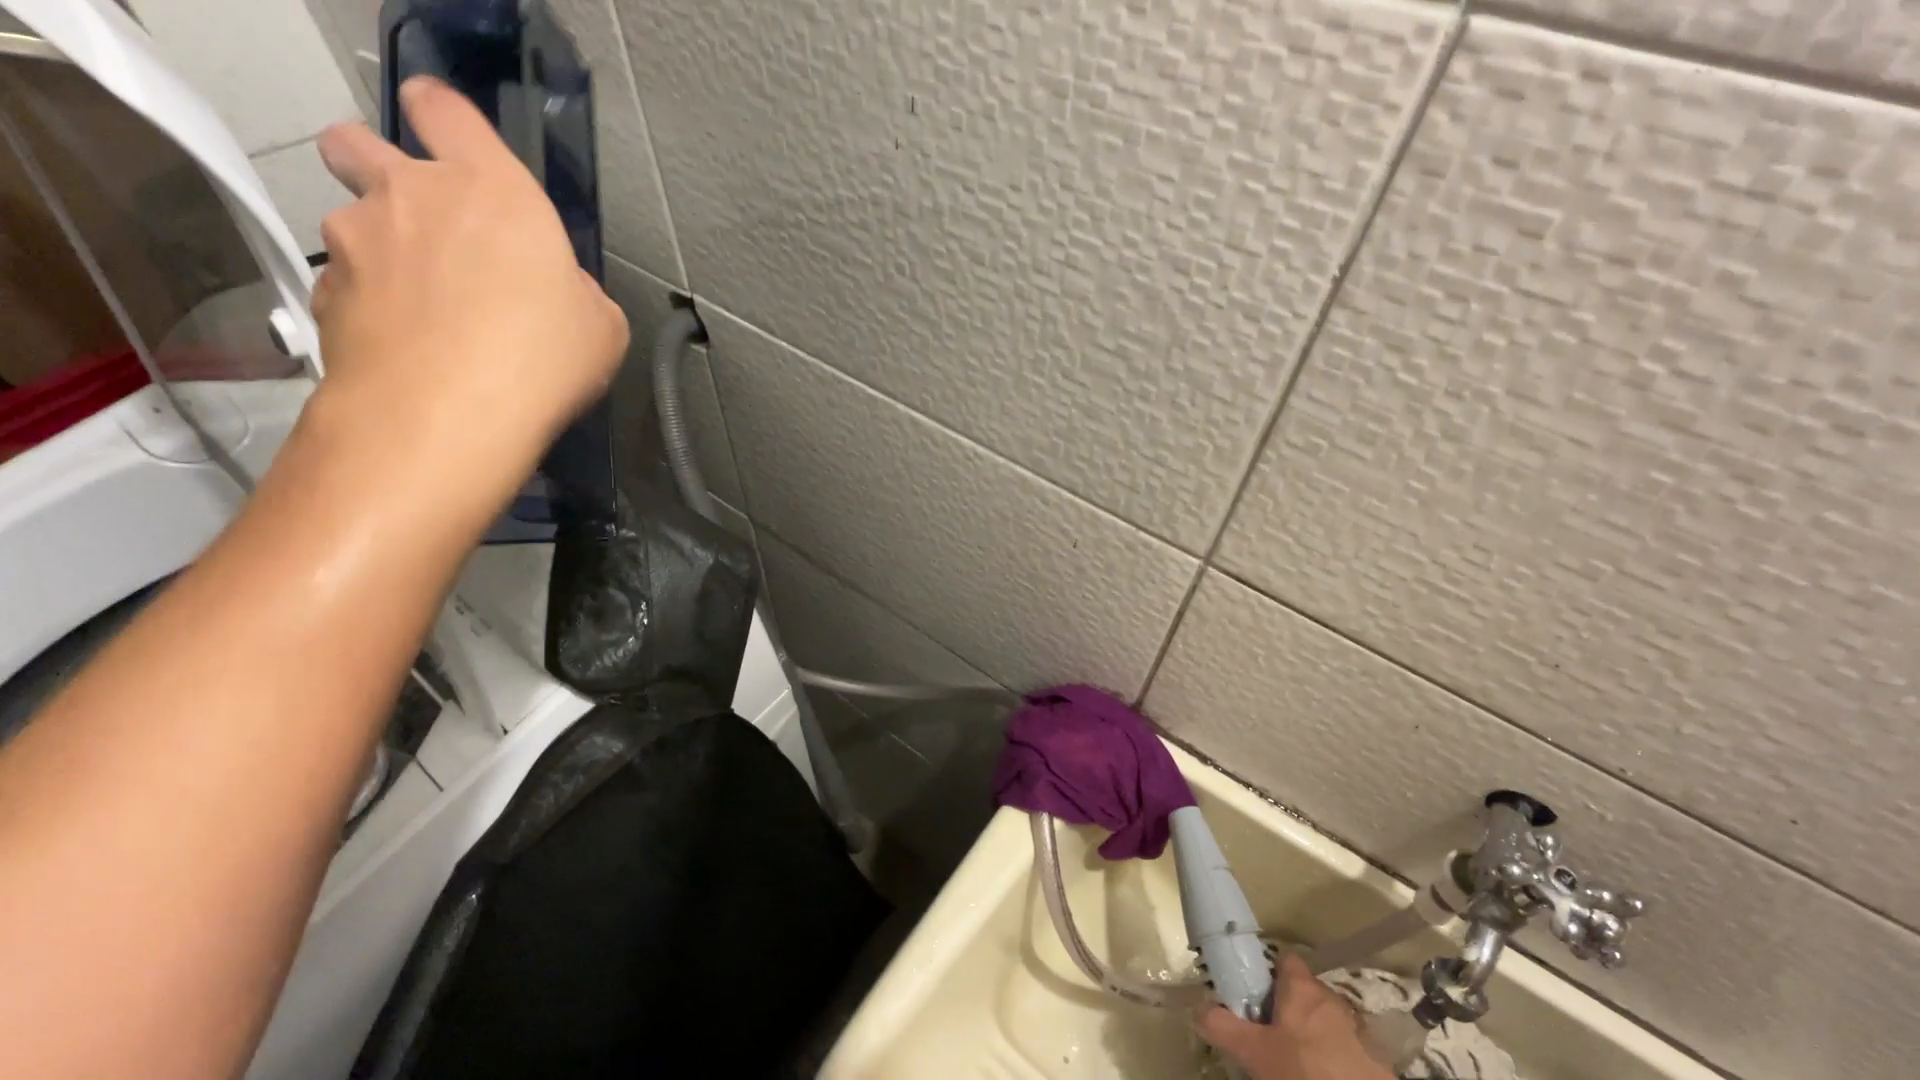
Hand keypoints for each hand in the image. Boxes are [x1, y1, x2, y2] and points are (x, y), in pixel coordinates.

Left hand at [311, 76, 627, 484]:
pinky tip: (400, 348)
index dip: (439, 112)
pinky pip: (345, 287)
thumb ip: (573, 289)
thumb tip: (552, 290)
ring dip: (378, 251)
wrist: (444, 418)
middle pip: (356, 142)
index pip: (442, 108)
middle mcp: (409, 196)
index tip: (444, 132)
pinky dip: (367, 307)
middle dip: (372, 163)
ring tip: (418, 311)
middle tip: (413, 217)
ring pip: (351, 224)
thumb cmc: (539, 359)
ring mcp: (356, 244)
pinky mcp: (323, 296)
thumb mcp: (599, 326)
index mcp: (489, 188)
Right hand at [1195, 955, 1392, 1079]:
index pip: (1283, 958)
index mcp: (1302, 987)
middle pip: (1301, 990)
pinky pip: (1339, 1044)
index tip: (1248, 990)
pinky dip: (1326, 1052)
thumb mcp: (1252, 1051)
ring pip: (1320, 1018)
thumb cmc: (1304, 1070)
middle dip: (1282, 1006)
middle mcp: (1330, 998)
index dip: (1265, 970)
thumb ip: (1221, 1025)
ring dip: (1305, 1030)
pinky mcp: (1370, 1056)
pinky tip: (1313, 1071)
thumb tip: (1199, 1007)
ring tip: (1287, 1056)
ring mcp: (1354, 1027)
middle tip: (1261, 1030)